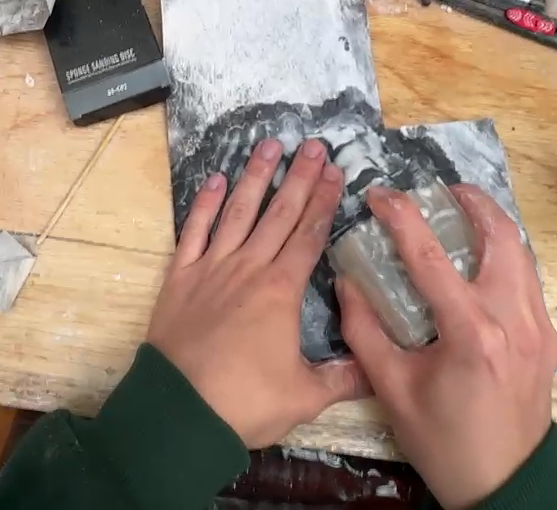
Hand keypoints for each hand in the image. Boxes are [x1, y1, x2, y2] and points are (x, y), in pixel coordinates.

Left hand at [147, 137, 367, 447]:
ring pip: (238, 211)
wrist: (179, 411)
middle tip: (313, 145)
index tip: (335, 171)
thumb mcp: (304, 397)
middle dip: (299, 177)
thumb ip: (342, 377)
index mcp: (281, 290)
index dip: (324, 201)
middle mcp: (249, 267)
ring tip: (269, 145)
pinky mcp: (181, 275)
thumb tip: (377, 369)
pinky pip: (194, 230)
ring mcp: (212, 266)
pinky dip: (204, 203)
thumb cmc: (245, 402)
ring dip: (255, 176)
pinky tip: (214, 178)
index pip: (309, 235)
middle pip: (279, 213)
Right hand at [336, 184, 556, 509]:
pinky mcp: (549, 339)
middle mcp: (515, 321)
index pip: (431, 256)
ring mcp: (540, 329)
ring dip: (491, 223)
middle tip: (440, 189)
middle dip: (471, 201)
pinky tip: (478, 259)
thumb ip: (364, 329)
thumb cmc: (444, 442)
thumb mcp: (391, 389)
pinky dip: (504, 253)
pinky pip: (528, 278)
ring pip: (521, 253)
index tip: (379, 194)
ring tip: (460, 212)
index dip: (401, 216)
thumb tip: (347, 280)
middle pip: (501, 236)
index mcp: (472, 333)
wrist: (507, 490)